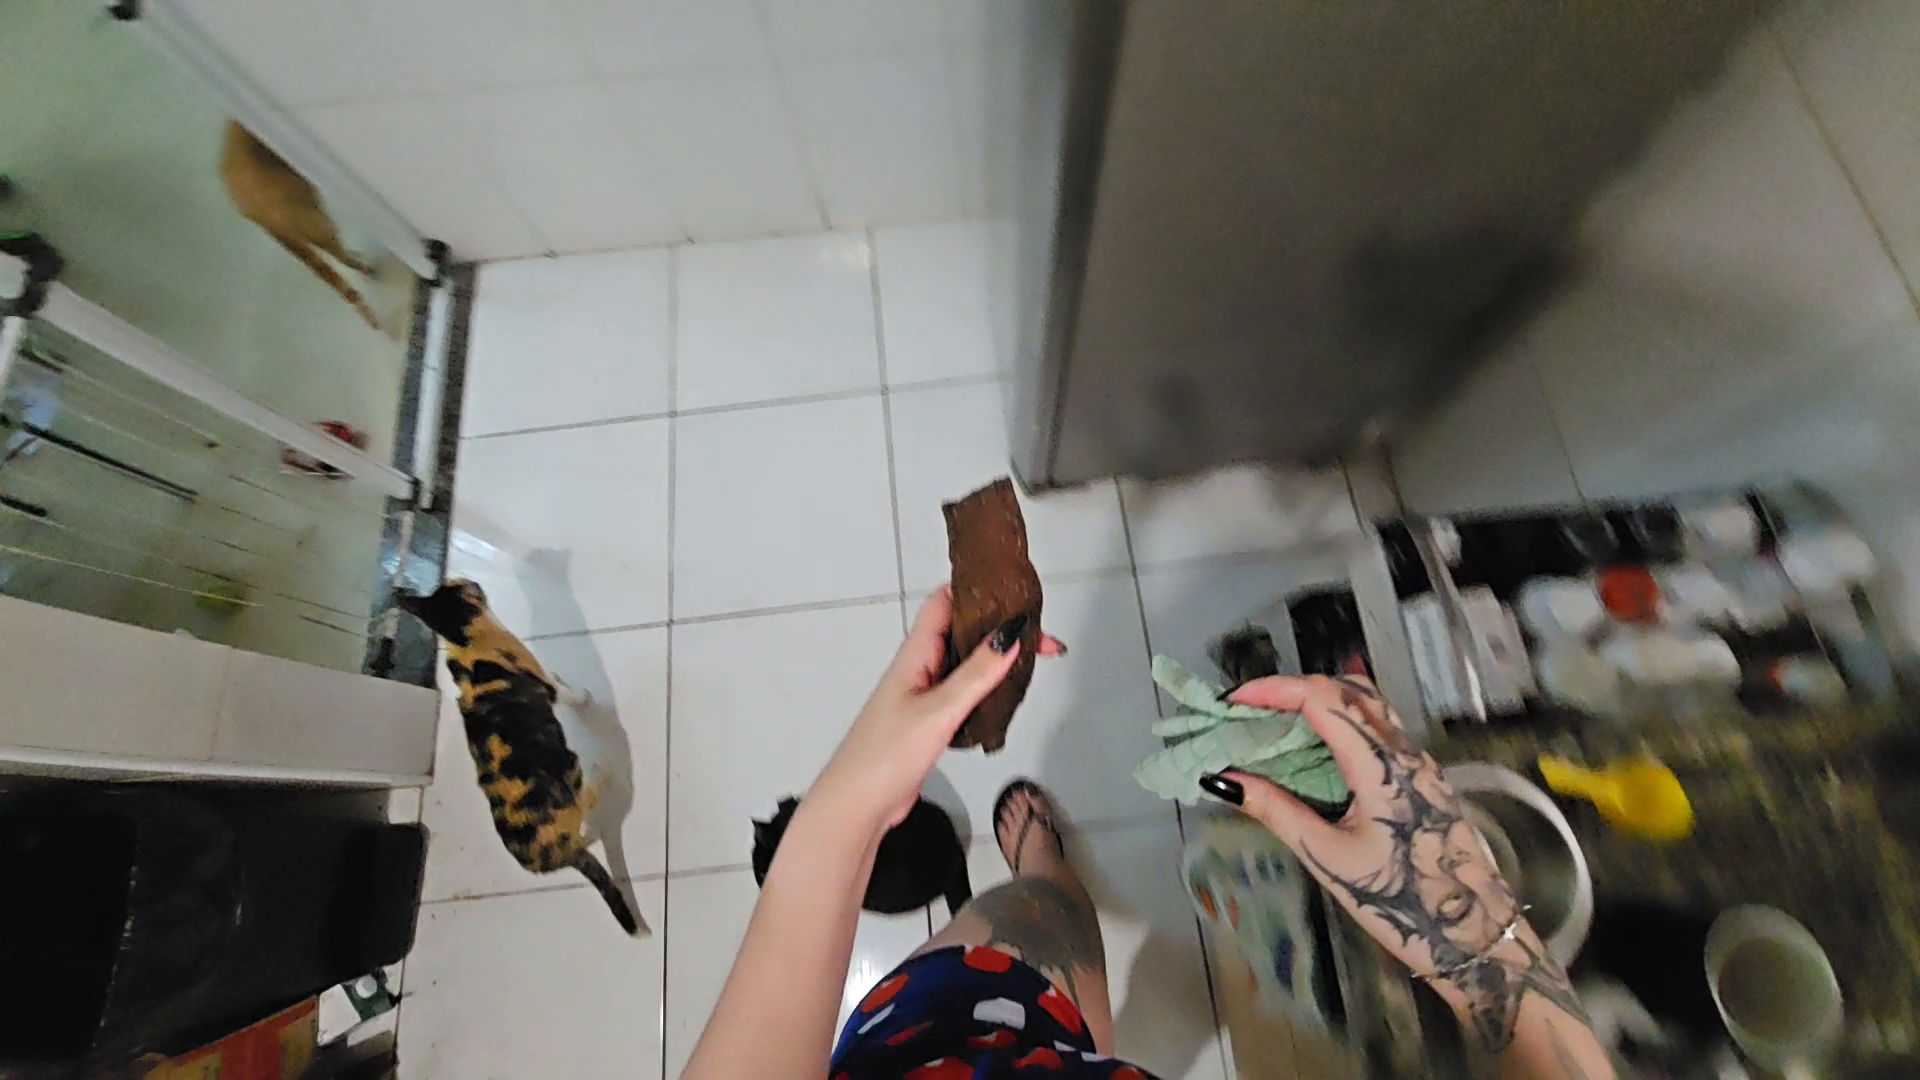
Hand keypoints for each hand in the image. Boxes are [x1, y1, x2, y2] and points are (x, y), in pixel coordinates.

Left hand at [809, 588, 1062, 834]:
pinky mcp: (931, 717)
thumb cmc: (886, 755)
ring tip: (1035, 660)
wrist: (859, 805)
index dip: (977, 589)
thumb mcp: (938, 710)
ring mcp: (925, 692)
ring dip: (997, 657)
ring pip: (966, 660)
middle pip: (963, 629)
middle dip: (1000, 627)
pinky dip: (989, 685)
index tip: (1015, 593)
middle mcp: (921, 665)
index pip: (945, 601)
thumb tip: (1011, 634)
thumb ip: (976, 674)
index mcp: (916, 653)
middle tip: (1041, 637)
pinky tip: (1008, 693)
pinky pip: (964, 688)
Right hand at [1202, 675, 1586, 1053]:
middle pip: (1344, 688)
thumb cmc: (1402, 902)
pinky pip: (1374, 723)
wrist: (1480, 941)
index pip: (1322, 699)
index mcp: (1381, 766)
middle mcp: (1402, 750)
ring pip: (1364, 701)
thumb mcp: (1328, 858)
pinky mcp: (1420, 773)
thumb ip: (1275, 810)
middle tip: (1247, 707)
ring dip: (1314, 697)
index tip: (1232, 701)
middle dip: (1289, 687)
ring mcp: (1416, 760)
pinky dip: (1334, 716)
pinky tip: (1311, 743)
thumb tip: (1221, 779)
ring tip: (1273, 718)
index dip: (1273, 689)